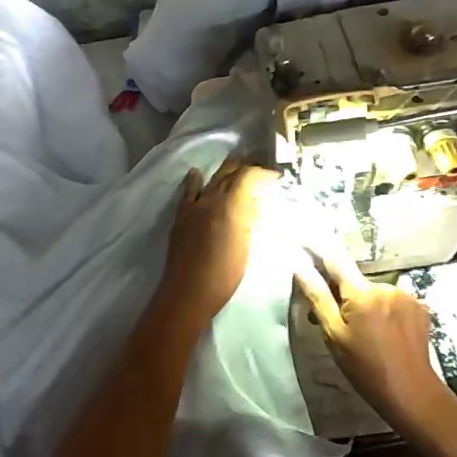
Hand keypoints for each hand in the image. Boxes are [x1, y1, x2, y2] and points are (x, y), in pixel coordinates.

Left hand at [156, 157, 277, 325]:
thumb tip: (255, 203)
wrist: (188, 293)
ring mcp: (193, 207)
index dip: (263, 173)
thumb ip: (249, 220)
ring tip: (237, 164)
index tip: (275, 177)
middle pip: (229, 174)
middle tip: (261, 171)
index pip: (248, 177)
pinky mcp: (181, 217)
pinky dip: (194, 181)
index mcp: (230, 206)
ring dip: (225, 171)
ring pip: (211, 180)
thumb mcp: (245, 246)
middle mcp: (210, 200)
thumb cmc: (224, 276)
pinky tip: (196, 173)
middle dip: (246, 168)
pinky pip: (188, 193)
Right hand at [294, 244, 456, 430]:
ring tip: (364, 334)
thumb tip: (299, 266)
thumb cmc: (365, 368)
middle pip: (355, 281)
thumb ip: (317, 297)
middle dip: (342, 294)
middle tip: (335, 321)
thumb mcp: (334, 334)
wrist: (412, 393)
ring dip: (364, 304)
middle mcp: (386, 287)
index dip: (318, 247)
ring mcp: (406, 296)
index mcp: (362, 293)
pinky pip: (391, 301)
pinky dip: (383, 311)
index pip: (335, 259)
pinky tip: (384, 334)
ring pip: (373, 293)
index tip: (303, 238)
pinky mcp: (420, 308)